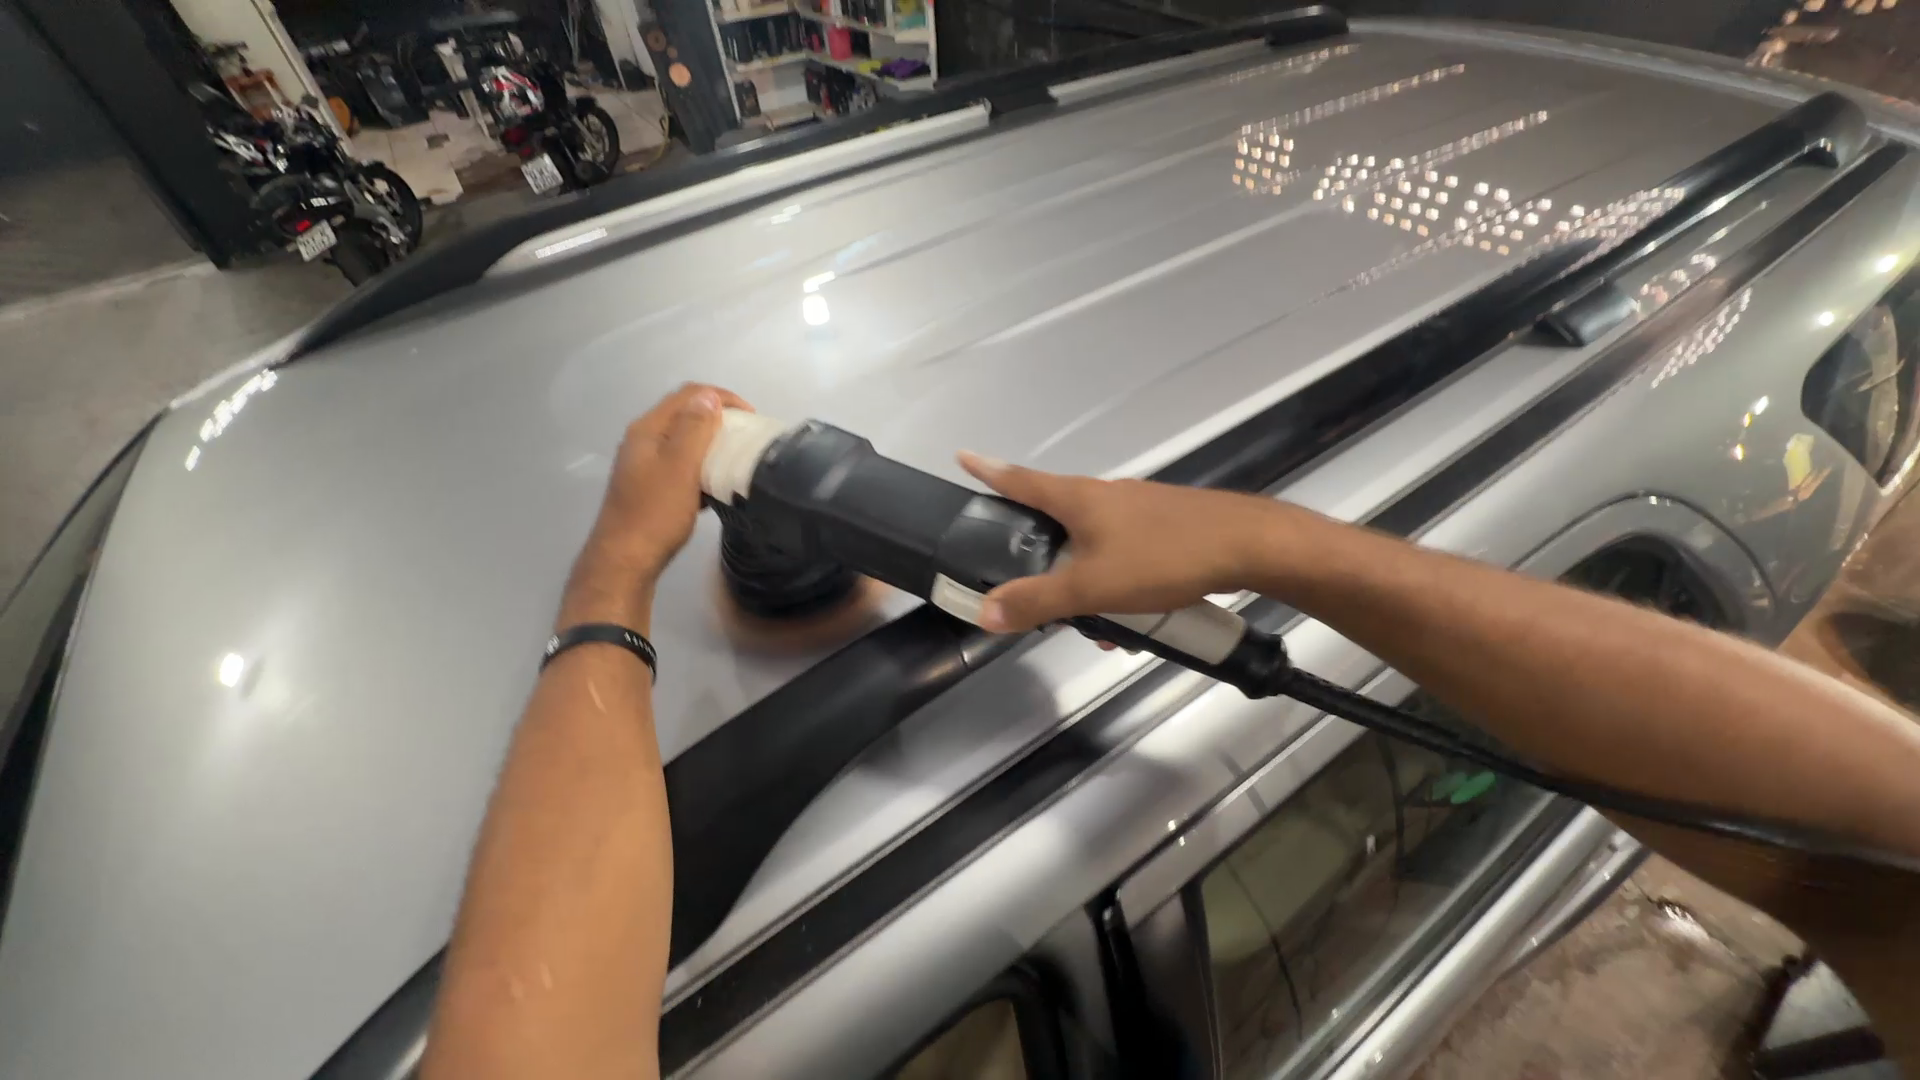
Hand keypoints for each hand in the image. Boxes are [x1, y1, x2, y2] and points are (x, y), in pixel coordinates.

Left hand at [560, 384, 751, 629]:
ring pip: (684, 440)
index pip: (689, 395)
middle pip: (685, 414)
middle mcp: (643, 440)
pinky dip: (701, 466)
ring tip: (736, 459)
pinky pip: (681, 464)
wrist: (625, 560)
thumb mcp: (680, 467)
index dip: (722, 398)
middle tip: (746, 437)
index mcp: (648, 430)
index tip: (752, 419)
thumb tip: (709, 397)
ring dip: (711, 444)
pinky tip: (714, 485)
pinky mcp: (650, 486)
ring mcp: (644, 464)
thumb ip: (695, 429)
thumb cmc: (655, 513)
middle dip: (719, 418)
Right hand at [957, 453, 1293, 633]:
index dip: (987, 469)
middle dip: (1040, 559)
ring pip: (1091, 545)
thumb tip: (984, 611)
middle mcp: (1103, 495)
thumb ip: (1039, 600)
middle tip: (1037, 595)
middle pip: (1053, 519)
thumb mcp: (1093, 586)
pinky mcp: (1163, 526)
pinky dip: (1116, 582)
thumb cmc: (1163, 557)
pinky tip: (1137, 615)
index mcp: (1077, 498)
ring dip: (1085, 582)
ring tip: (1102, 628)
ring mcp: (1136, 509)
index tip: (962, 455)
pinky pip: (1123, 554)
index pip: (1018, 479)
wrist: (1248, 546)